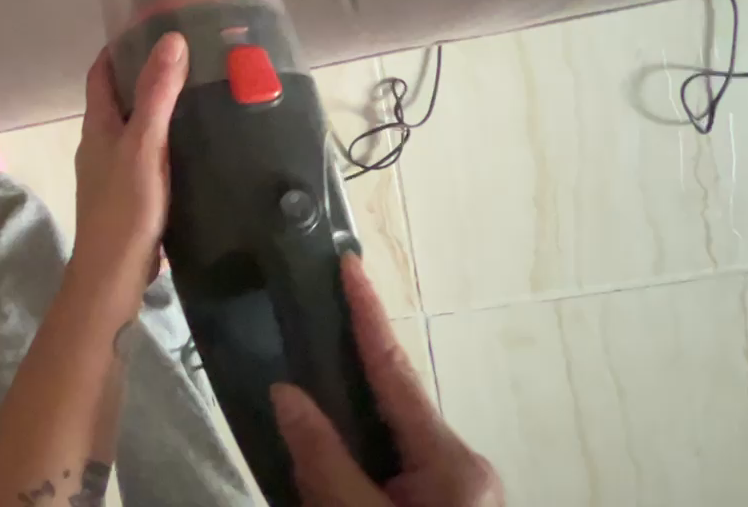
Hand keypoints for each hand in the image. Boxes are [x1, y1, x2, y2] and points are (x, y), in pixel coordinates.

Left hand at [68, 32, 188, 292]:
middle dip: (142, 75)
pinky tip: (192, 146)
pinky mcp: (128, 194)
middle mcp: (99, 142)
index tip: (147, 29)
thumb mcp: (144, 145)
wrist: (113, 275)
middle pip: (117, 98)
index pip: (100, 74)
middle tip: (185, 59)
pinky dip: (163, 140)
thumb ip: (156, 95)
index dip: (118, 50)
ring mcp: (112, 170)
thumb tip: (170, 40)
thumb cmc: (124, 207)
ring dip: (155, 109)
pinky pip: (145, 154)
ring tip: (196, 95)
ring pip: (132, 127)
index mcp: (97, 125)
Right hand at [271, 257, 502, 506]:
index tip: (347, 263)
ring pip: (383, 443)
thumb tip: (287, 392)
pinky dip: (351, 466)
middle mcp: (460, 470)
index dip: (367, 313)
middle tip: (298, 338)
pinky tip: (324, 471)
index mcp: (451, 464)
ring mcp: (454, 494)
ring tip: (301, 425)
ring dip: (340, 435)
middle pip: (387, 404)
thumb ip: (323, 460)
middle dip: (340, 377)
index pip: (392, 370)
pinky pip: (385, 471)